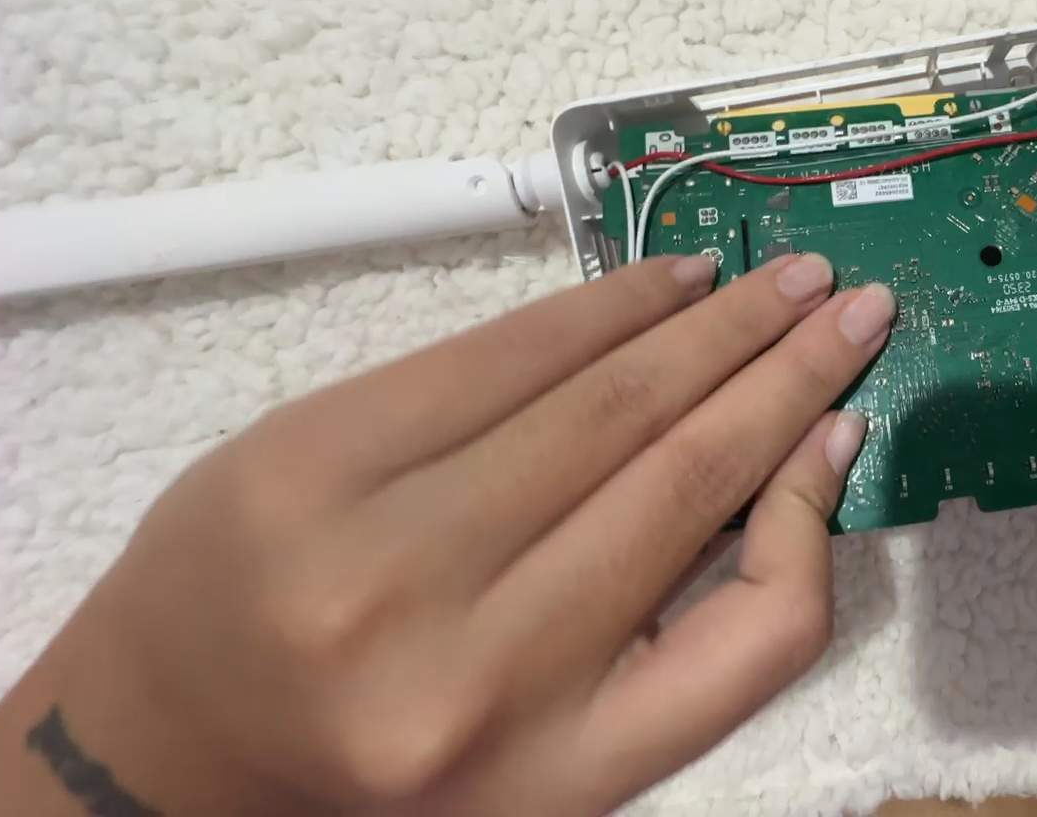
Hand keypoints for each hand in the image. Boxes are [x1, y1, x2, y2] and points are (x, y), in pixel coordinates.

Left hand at [0, 253, 892, 815]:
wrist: (181, 759)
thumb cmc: (435, 752)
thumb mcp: (606, 741)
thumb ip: (739, 613)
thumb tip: (818, 443)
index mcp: (562, 754)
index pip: (757, 614)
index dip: (815, 494)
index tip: (855, 404)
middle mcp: (469, 662)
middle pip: (682, 466)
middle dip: (785, 363)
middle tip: (849, 300)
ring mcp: (371, 547)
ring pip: (604, 393)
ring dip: (716, 320)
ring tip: (784, 279)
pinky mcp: (305, 451)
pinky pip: (505, 348)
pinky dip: (610, 301)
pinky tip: (672, 277)